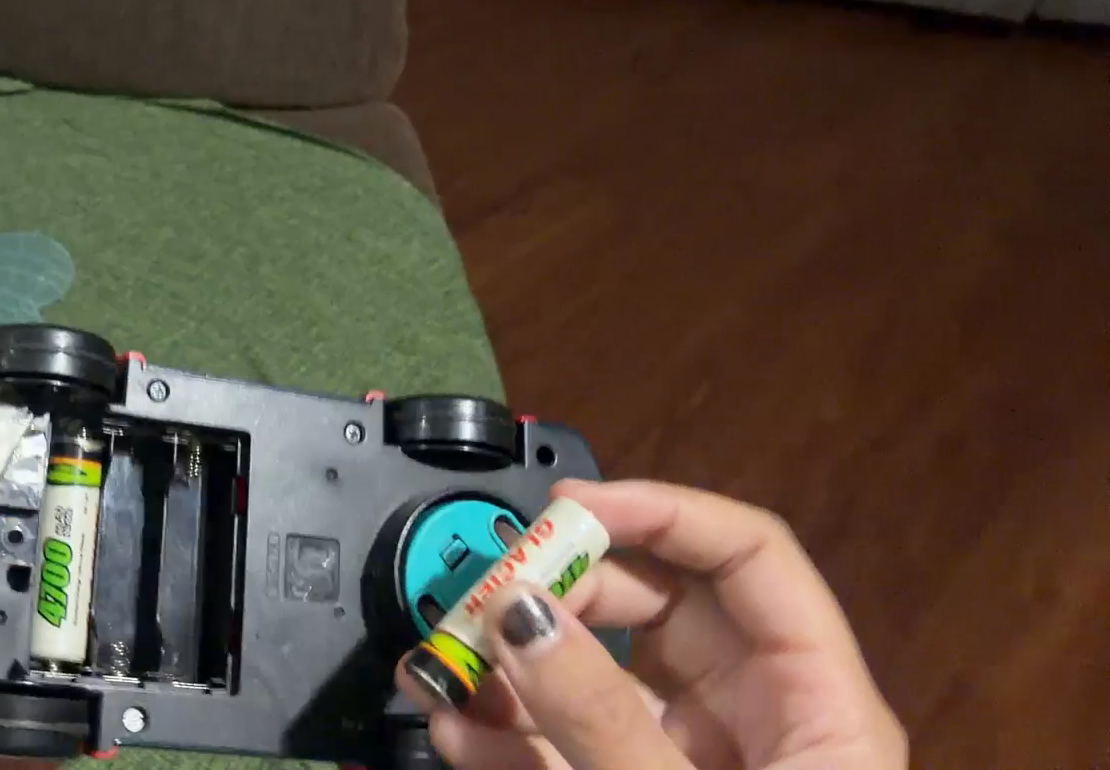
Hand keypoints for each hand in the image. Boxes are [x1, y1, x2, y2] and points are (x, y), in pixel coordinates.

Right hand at [400, 479, 905, 769]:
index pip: (744, 555)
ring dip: (509, 656)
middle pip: (645, 597)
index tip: (564, 507)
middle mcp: (745, 710)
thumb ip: (602, 718)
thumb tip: (515, 604)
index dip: (657, 509)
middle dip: (555, 587)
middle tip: (483, 591)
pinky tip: (455, 728)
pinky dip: (503, 724)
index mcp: (809, 702)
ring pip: (586, 660)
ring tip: (444, 665)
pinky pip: (558, 729)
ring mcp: (677, 747)